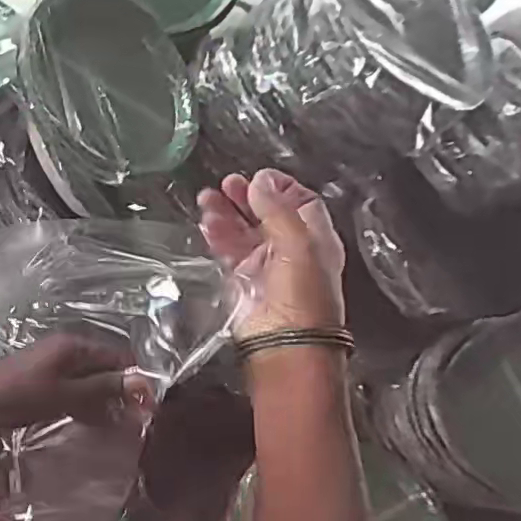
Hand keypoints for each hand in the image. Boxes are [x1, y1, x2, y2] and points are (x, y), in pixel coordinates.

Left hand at [0, 331, 152, 431]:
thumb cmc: (23, 396)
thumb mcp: (68, 394)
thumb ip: (105, 388)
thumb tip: (144, 383)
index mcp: (75, 345)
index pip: (118, 358)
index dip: (134, 380)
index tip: (146, 406)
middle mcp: (67, 347)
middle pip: (104, 367)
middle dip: (119, 392)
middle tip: (130, 419)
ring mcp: (53, 361)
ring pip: (89, 379)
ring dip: (101, 399)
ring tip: (112, 423)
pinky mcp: (43, 376)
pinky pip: (73, 386)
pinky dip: (83, 401)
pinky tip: (88, 419)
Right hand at [197, 169, 345, 336]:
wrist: (284, 343)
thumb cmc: (303, 294)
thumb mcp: (299, 244)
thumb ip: (277, 210)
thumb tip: (259, 181)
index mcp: (314, 239)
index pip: (300, 203)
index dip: (280, 188)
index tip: (259, 177)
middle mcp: (289, 250)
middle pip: (266, 215)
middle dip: (247, 198)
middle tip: (226, 183)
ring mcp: (263, 266)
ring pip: (242, 232)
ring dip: (226, 214)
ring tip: (207, 199)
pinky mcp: (239, 281)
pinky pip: (227, 252)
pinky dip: (217, 236)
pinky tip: (206, 223)